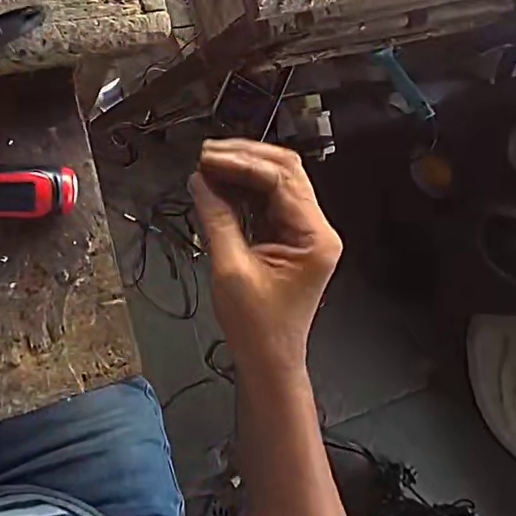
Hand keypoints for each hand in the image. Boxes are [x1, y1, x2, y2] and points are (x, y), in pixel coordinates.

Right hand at [190, 139, 342, 375]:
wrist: (268, 359)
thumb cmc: (259, 328)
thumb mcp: (231, 270)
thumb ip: (216, 219)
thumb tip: (201, 183)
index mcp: (314, 237)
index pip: (280, 180)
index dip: (241, 164)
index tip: (209, 159)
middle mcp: (315, 229)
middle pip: (284, 172)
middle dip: (245, 159)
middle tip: (208, 155)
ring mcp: (303, 231)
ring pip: (276, 182)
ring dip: (242, 171)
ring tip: (208, 166)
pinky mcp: (288, 236)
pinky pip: (267, 200)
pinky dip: (242, 189)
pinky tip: (218, 185)